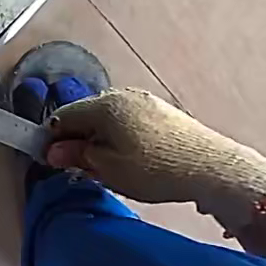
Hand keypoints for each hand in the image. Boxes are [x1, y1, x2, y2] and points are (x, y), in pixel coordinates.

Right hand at [46, 87, 265, 232]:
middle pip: (85, 114)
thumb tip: (53, 150)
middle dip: (76, 138)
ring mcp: (144, 101)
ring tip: (105, 166)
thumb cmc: (155, 170)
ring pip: (106, 118)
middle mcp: (122, 95)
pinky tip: (128, 158)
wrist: (215, 170)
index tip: (51, 160)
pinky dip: (118, 136)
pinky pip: (126, 121)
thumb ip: (77, 155)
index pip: (62, 116)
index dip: (52, 139)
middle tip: (78, 167)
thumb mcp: (107, 169)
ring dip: (98, 138)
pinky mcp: (162, 112)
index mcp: (104, 105)